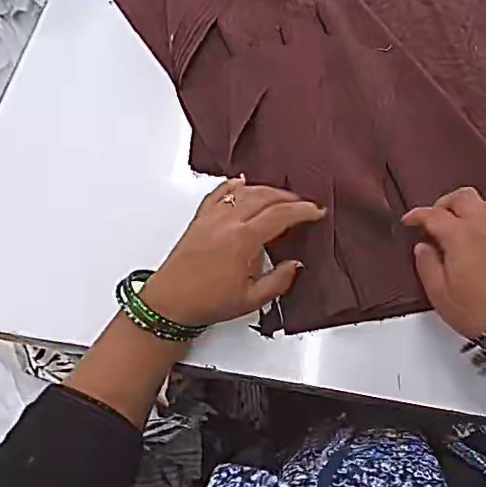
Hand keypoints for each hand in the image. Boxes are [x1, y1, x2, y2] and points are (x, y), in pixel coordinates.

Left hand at [140, 177, 325, 327]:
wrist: (170, 303)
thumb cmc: (206, 302)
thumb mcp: (252, 299)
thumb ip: (279, 280)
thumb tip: (295, 265)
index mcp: (242, 240)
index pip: (280, 215)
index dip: (302, 210)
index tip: (316, 211)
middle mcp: (226, 223)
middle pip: (264, 197)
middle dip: (288, 197)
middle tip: (304, 204)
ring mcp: (211, 218)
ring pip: (243, 191)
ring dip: (266, 190)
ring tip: (281, 196)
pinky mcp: (199, 220)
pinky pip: (219, 194)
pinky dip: (234, 185)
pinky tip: (242, 183)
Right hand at [403, 187, 485, 339]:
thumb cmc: (478, 312)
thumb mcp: (439, 293)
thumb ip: (426, 264)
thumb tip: (422, 248)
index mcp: (460, 236)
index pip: (434, 214)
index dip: (417, 215)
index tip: (409, 221)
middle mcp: (483, 228)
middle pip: (463, 197)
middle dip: (443, 203)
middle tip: (432, 219)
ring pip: (483, 203)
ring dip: (466, 207)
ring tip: (454, 225)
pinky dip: (484, 218)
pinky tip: (478, 235)